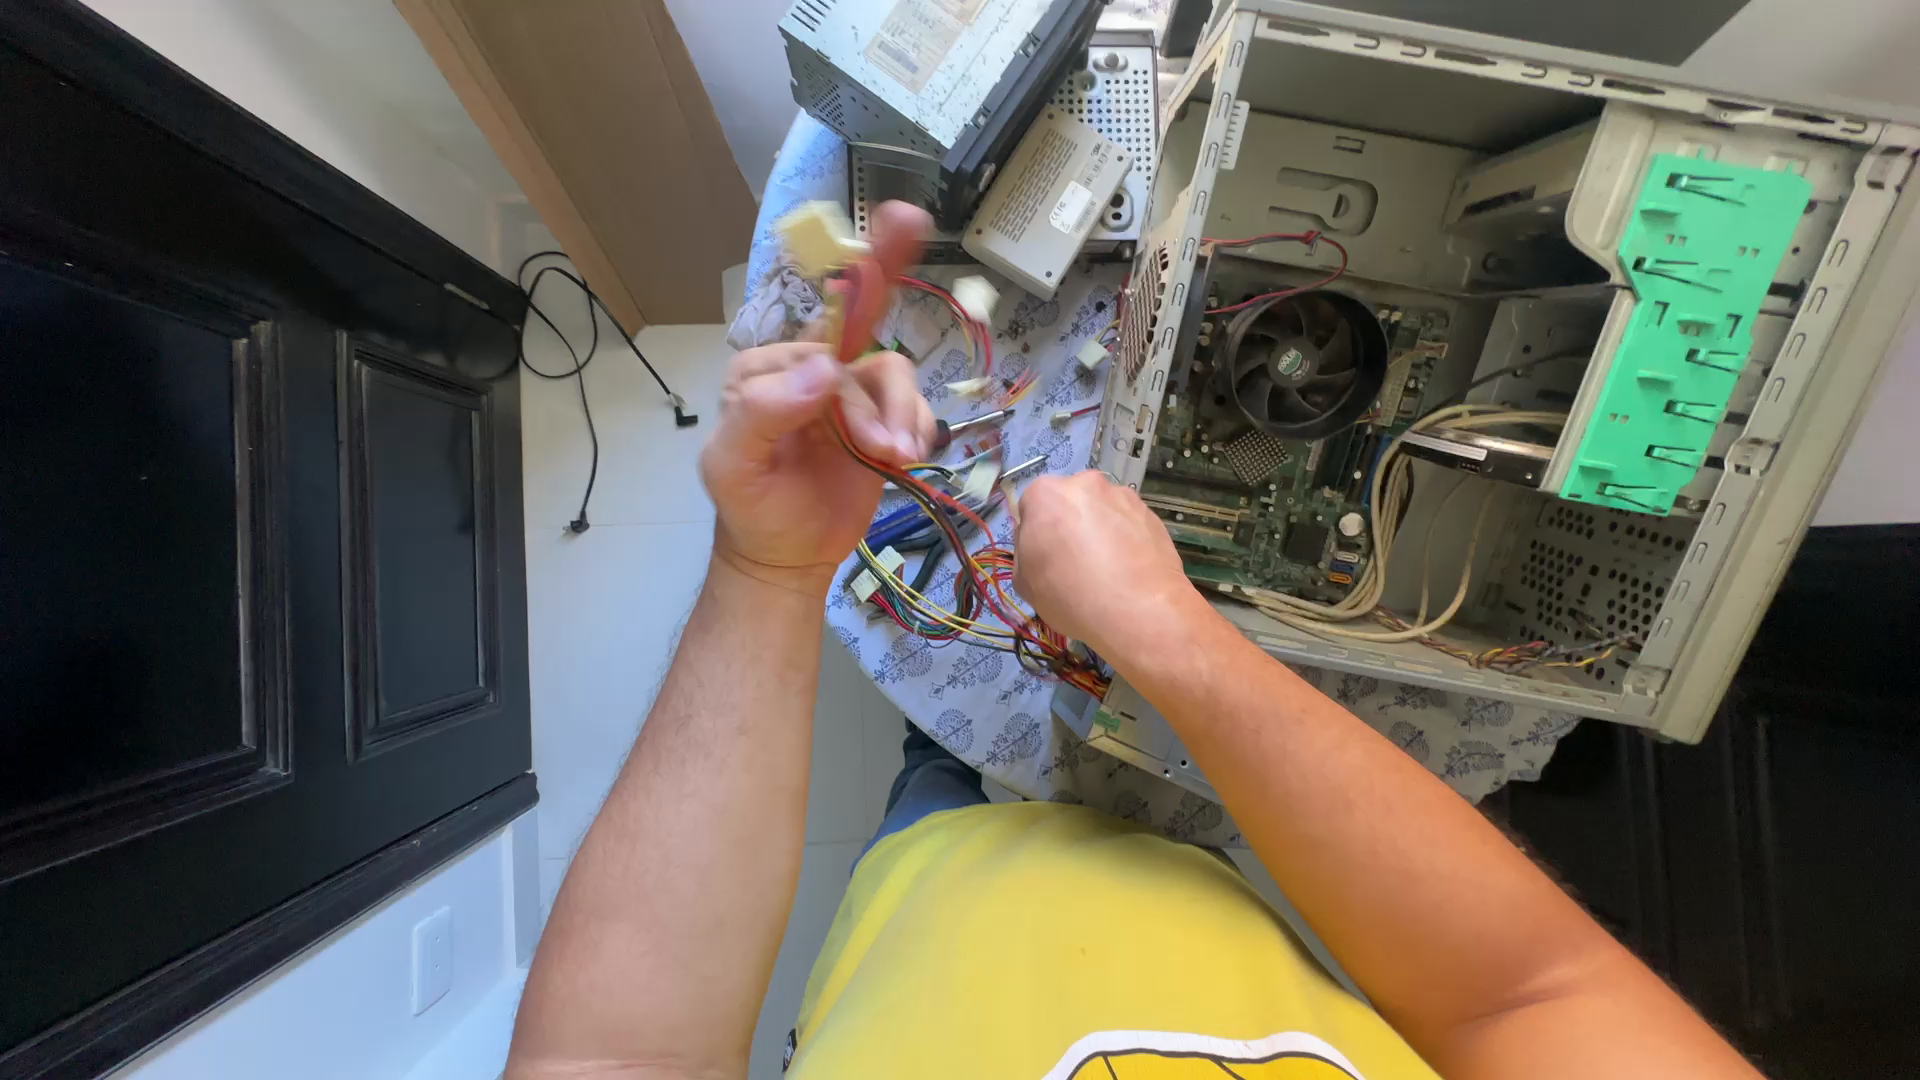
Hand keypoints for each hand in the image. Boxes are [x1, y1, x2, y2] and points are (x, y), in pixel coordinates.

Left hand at [699, 201, 935, 596]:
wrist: (788, 555)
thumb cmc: (752, 509)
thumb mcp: (733, 466)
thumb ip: (763, 411)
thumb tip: (825, 369)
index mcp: (766, 370)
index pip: (816, 348)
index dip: (842, 386)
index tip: (863, 439)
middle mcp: (811, 371)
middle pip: (858, 323)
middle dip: (882, 276)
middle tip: (908, 255)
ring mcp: (850, 395)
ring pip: (895, 373)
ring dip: (904, 414)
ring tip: (898, 459)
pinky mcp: (882, 421)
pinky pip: (914, 405)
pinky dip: (921, 426)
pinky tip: (911, 455)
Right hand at [1014, 471, 1210, 663]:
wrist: (1137, 610)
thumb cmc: (1069, 595)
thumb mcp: (1023, 580)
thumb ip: (1024, 548)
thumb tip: (1038, 540)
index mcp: (1045, 493)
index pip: (1032, 506)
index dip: (1037, 533)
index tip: (1046, 556)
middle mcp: (1084, 483)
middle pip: (1069, 502)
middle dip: (1070, 524)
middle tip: (1076, 561)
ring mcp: (1121, 495)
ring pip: (1101, 510)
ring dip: (1099, 529)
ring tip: (1107, 568)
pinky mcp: (1150, 512)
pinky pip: (1127, 522)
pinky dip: (1124, 538)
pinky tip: (1127, 568)